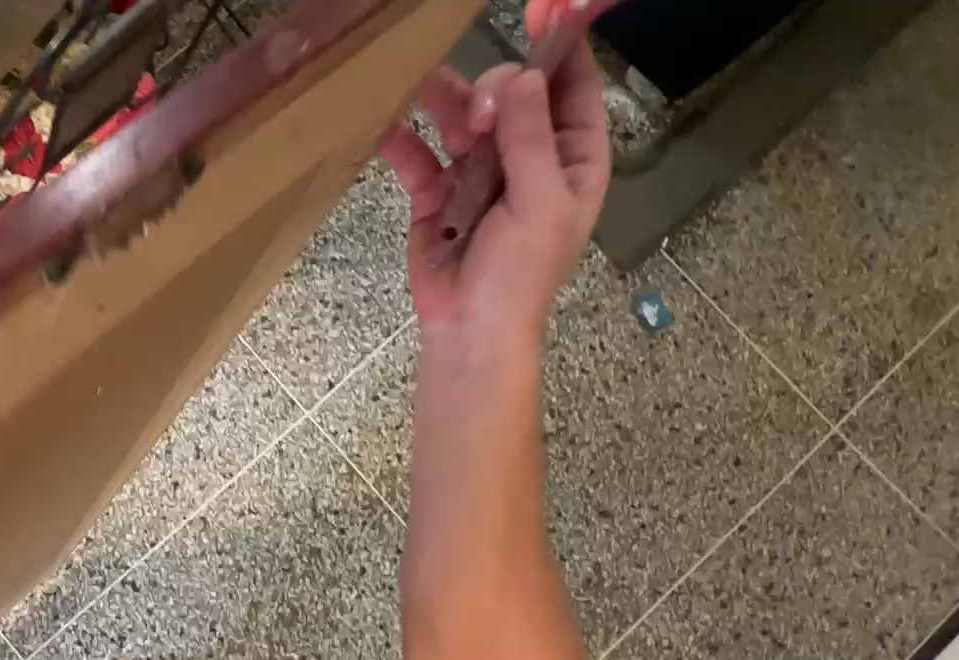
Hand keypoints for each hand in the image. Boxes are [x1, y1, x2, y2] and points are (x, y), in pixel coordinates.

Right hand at [379, 0, 609, 356]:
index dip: (559, 44)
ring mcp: (477, 174)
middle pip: (512, 93)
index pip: (573, 84)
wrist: (469, 329)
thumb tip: (522, 76)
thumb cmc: (519, 274)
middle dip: (493, 91)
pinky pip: (418, 157)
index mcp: (570, 156)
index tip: (538, 8)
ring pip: (461, 118)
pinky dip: (401, 141)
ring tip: (424, 93)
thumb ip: (531, 139)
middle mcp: (525, 156)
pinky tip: (385, 127)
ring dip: (445, 102)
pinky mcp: (434, 195)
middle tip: (478, 115)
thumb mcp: (540, 204)